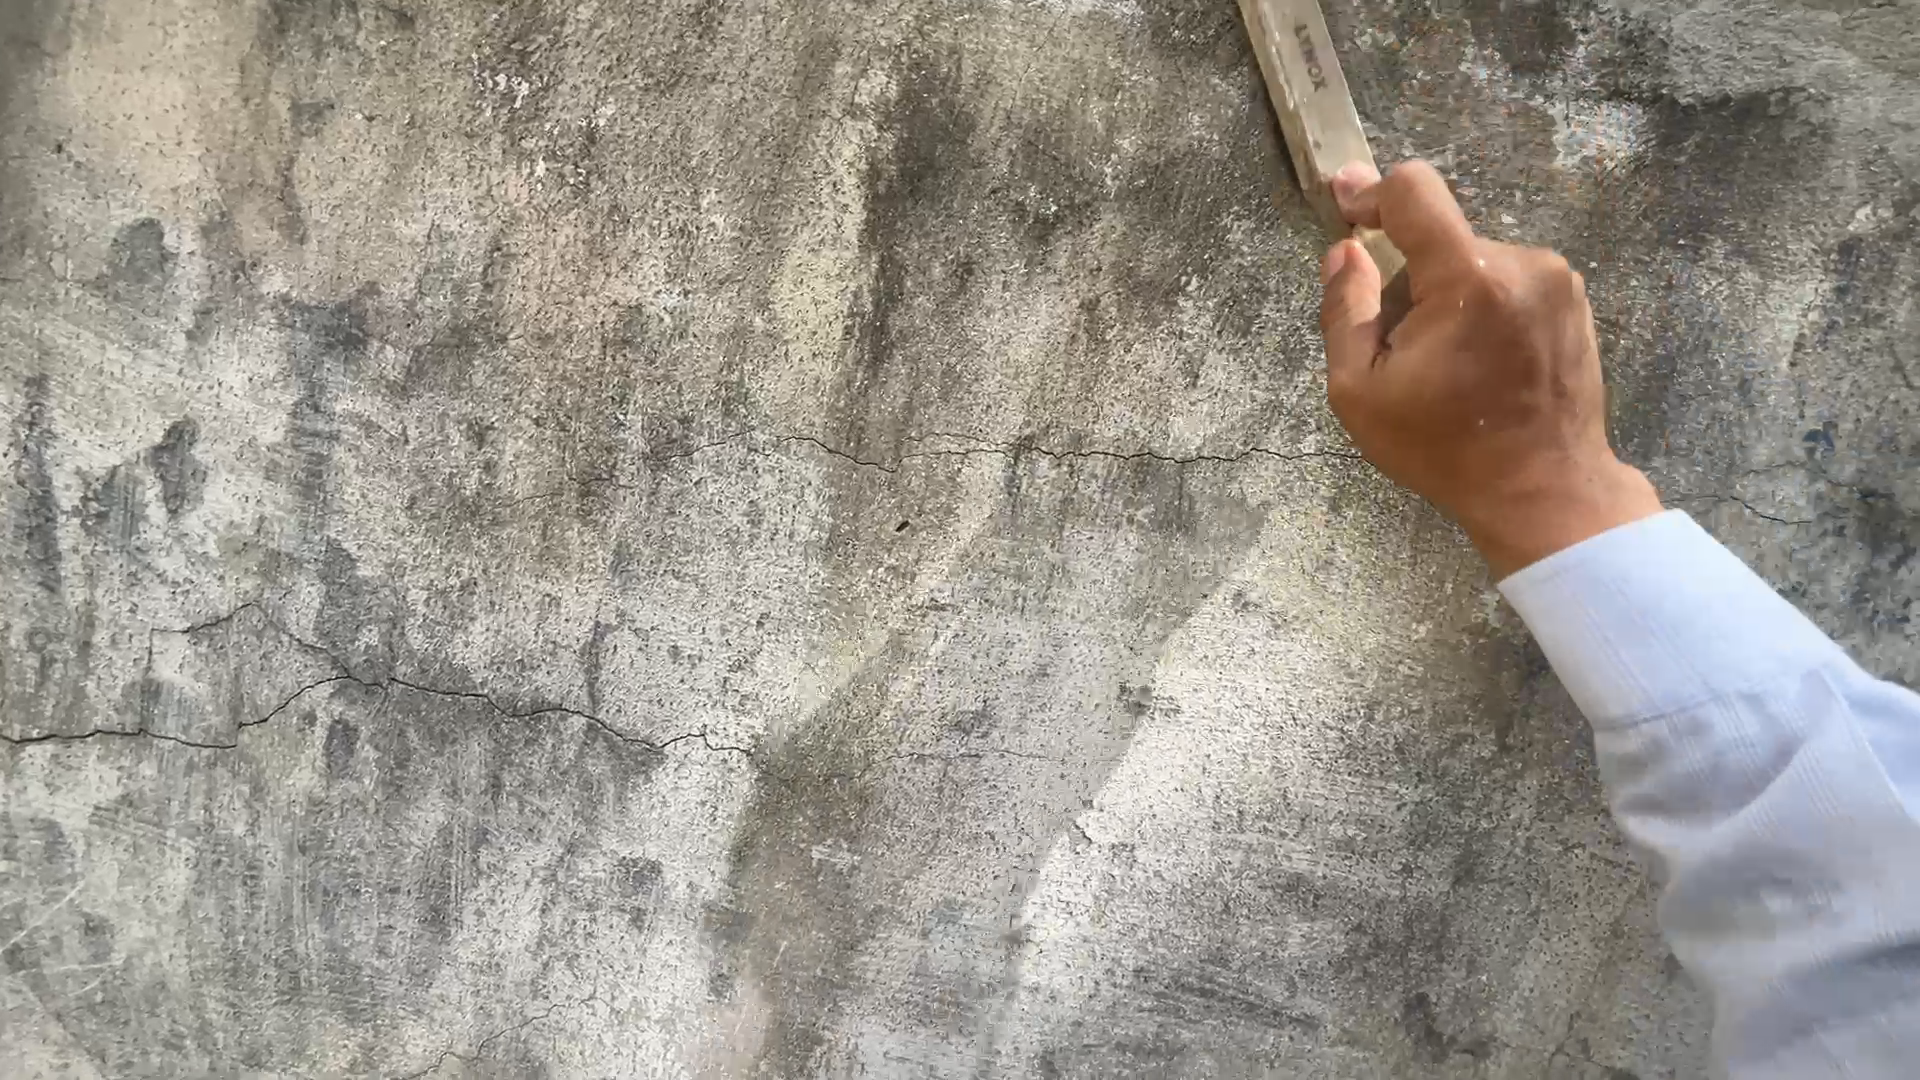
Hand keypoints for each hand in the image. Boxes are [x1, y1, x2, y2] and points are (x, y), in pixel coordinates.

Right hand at [1318, 160, 1662, 578]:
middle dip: (1401, 283)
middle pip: (1436, 242)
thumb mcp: (1357, 392)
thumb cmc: (1437, 447)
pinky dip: (1472, 308)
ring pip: (1468, 264)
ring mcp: (1556, 278)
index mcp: (1467, 281)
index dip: (1370, 192)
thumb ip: (1344, 313)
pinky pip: (1501, 282)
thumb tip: (1344, 253)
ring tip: (1438, 367)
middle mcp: (1522, 262)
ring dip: (1437, 299)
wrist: (1541, 487)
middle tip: (1392, 351)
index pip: (1415, 194)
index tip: (1342, 200)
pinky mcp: (1572, 299)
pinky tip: (1473, 365)